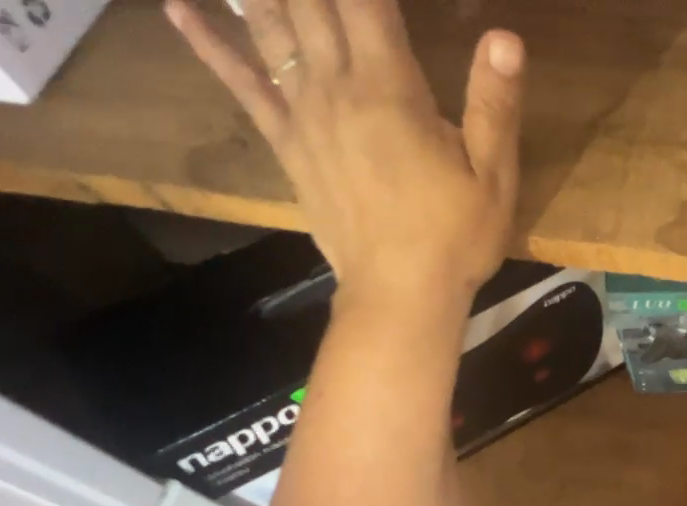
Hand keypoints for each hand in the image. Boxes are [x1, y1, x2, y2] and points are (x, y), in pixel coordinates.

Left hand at [164, 0, 524, 300]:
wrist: (400, 295)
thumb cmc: (456, 238)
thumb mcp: (493, 177)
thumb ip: (494, 105)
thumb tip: (504, 37)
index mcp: (391, 89)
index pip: (367, 0)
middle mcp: (336, 85)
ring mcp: (303, 112)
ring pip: (270, 22)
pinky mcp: (287, 143)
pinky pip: (242, 83)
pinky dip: (209, 43)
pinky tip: (182, 8)